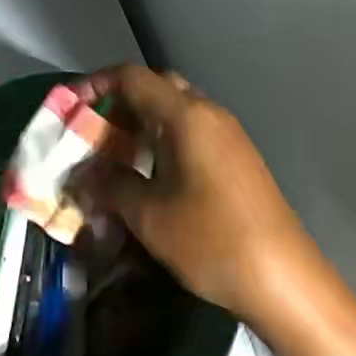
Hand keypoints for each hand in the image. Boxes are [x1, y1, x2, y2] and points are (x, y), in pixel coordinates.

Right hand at [78, 65, 316, 321]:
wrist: (284, 277)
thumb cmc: (211, 239)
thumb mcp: (149, 215)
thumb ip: (110, 186)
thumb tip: (81, 177)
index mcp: (186, 114)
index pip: (134, 78)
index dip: (97, 84)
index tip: (71, 105)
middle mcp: (209, 112)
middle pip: (157, 87)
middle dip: (121, 103)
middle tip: (95, 133)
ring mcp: (228, 133)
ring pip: (177, 110)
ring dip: (144, 123)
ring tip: (118, 157)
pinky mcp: (238, 155)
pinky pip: (193, 130)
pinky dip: (166, 139)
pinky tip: (153, 175)